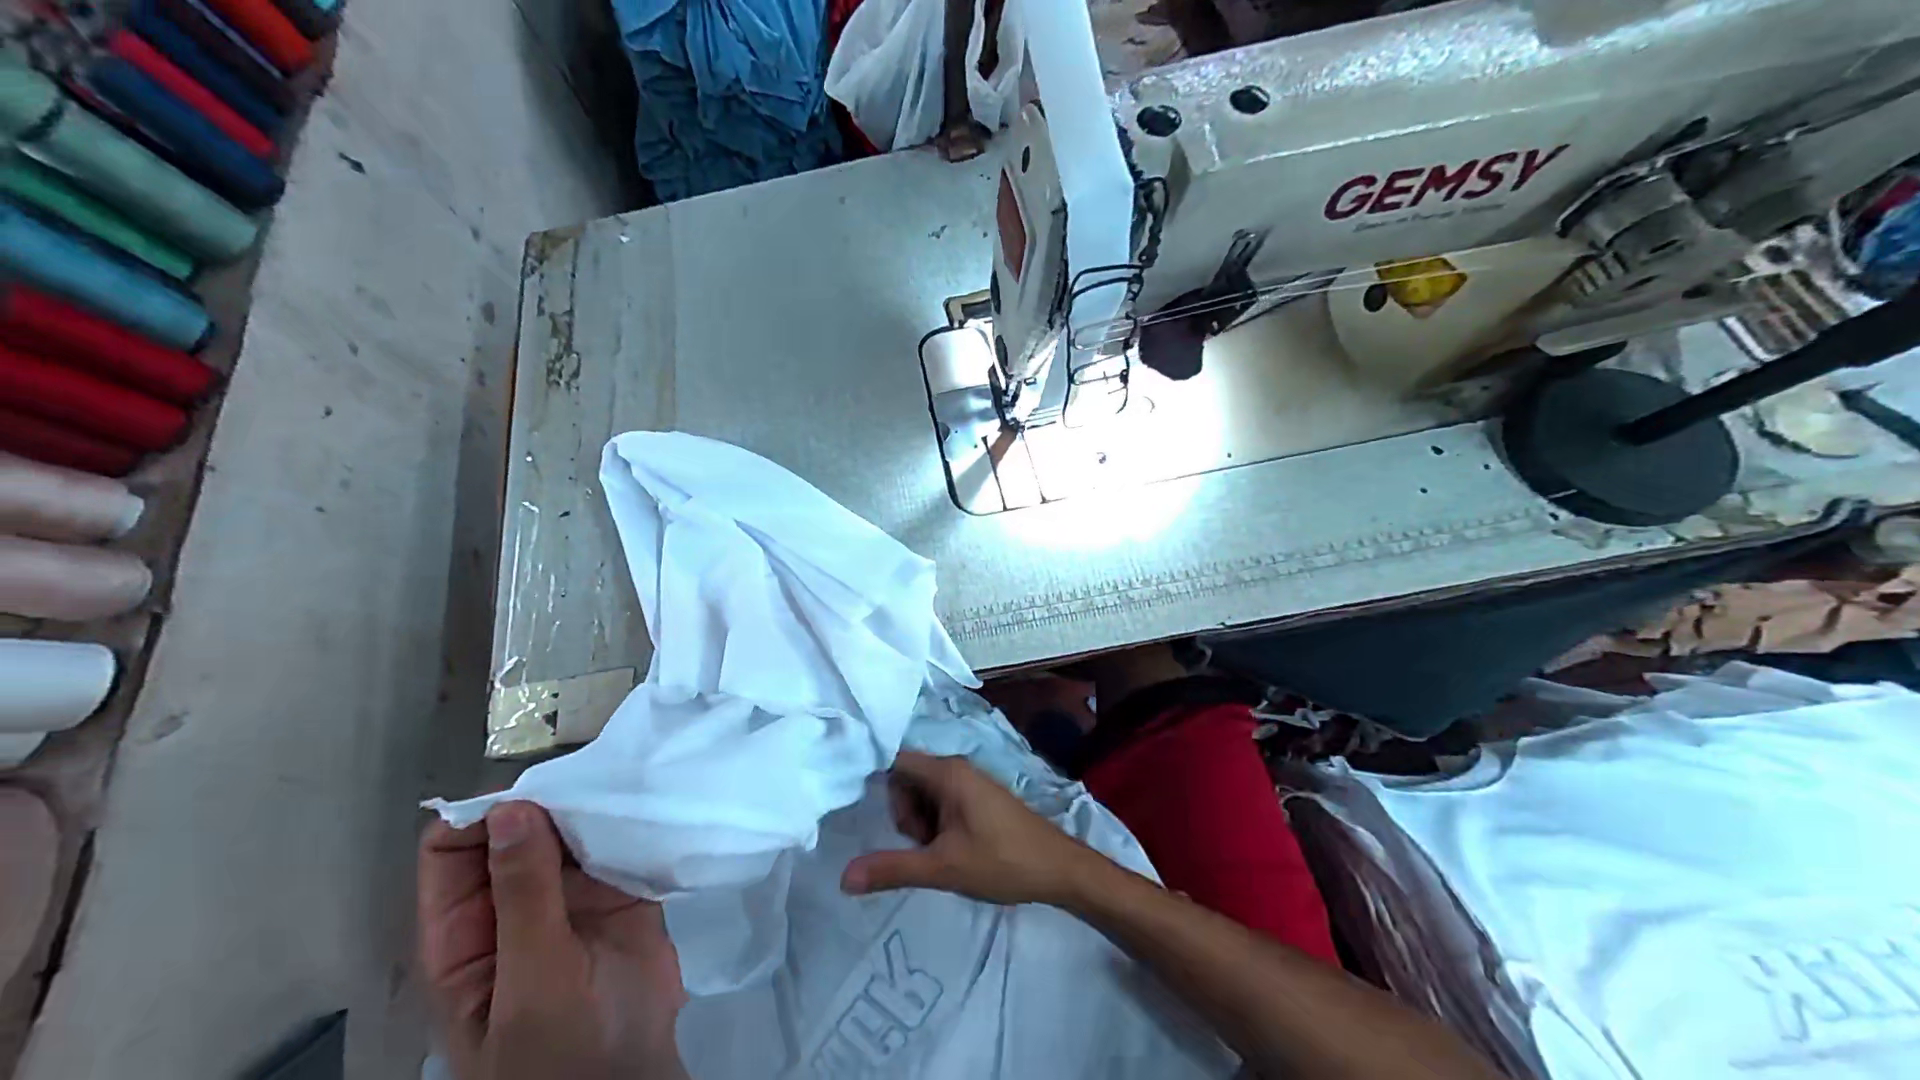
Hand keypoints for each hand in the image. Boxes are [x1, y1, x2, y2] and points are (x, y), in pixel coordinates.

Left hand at [417, 802, 689, 1079]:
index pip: (452, 853)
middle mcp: (512, 904)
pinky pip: (617, 844)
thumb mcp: (531, 980)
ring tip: (622, 780)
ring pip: (568, 832)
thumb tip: (512, 809)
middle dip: (546, 803)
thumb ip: (523, 895)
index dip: (482, 818)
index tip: (532, 795)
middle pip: (515, 831)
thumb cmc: (559, 1053)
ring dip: (590, 807)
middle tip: (589, 780)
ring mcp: (568, 897)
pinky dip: (627, 822)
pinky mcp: (619, 892)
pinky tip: (646, 801)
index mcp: (464, 932)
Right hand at [840, 751, 1114, 906]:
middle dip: (905, 815)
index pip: (895, 761)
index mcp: (947, 772)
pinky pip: (942, 803)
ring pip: (924, 795)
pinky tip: (953, 850)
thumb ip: (892, 868)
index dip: (878, 783)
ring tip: (943, 852)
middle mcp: (956, 768)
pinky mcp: (978, 799)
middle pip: (907, 780)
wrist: (1059, 870)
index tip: (866, 812)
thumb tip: (843, 877)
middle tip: (925, 845)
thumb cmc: (1002, 861)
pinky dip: (938, 826)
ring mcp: (970, 783)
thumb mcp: (942, 868)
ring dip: (921, 824)